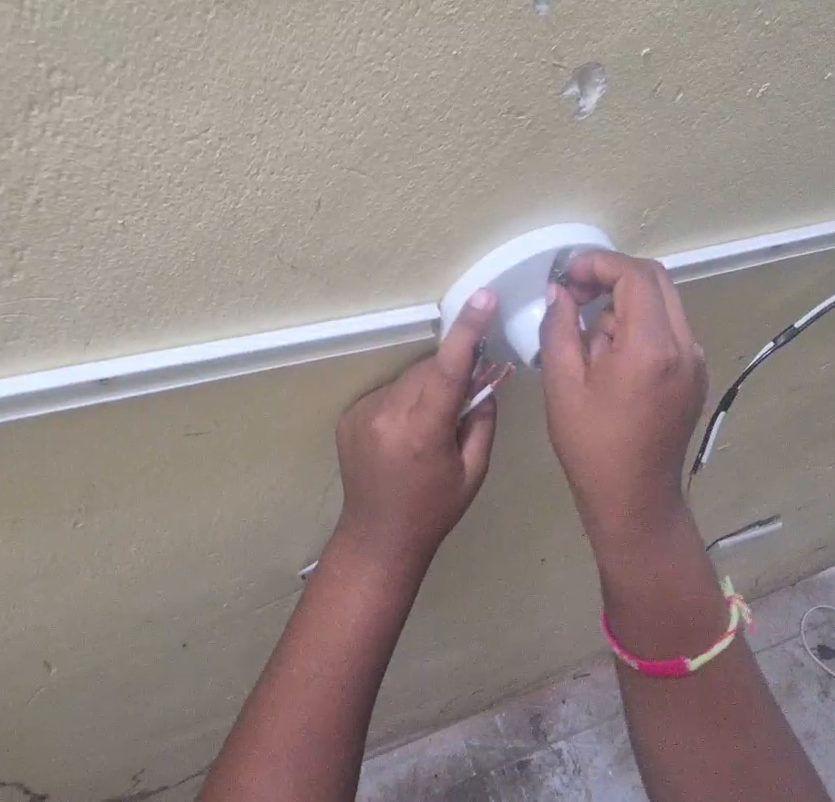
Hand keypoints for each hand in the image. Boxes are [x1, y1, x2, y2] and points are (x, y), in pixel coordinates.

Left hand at [331, 289, 501, 568]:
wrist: (377, 537)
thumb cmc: (433, 509)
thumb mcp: (473, 471)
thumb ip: (482, 420)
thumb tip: (485, 381)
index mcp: (422, 432)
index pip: (448, 369)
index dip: (467, 331)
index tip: (483, 298)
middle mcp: (387, 416)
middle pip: (427, 370)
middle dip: (450, 374)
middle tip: (470, 393)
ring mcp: (362, 414)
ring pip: (407, 379)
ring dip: (426, 388)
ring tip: (431, 425)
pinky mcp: (348, 416)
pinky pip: (388, 393)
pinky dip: (405, 401)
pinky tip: (406, 433)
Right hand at [539, 251, 707, 543]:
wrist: (634, 499)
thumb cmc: (591, 445)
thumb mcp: (562, 384)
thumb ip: (560, 327)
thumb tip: (559, 292)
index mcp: (651, 348)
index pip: (634, 276)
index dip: (598, 264)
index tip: (566, 277)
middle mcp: (684, 347)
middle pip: (655, 280)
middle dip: (612, 276)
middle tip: (574, 292)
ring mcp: (695, 361)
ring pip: (662, 303)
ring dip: (623, 303)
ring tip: (587, 339)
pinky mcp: (694, 374)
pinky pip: (668, 329)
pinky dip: (638, 325)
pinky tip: (610, 356)